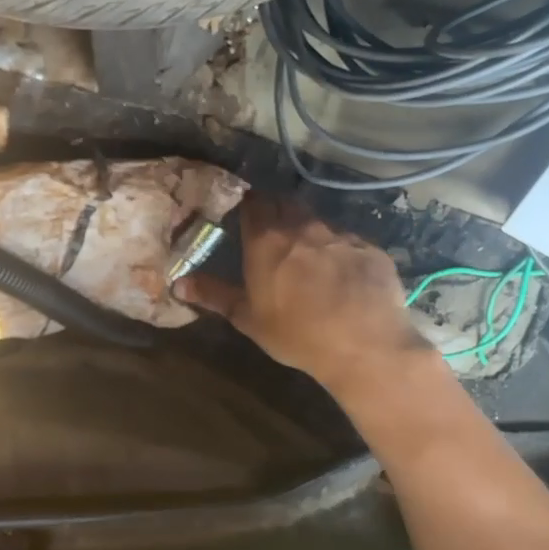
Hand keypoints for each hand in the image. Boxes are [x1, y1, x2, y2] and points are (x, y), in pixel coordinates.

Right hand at [176, 195, 432, 387]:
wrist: (366, 347)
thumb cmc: (297, 334)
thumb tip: (178, 284)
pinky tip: (338, 273)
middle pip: (284, 202)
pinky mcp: (370, 248)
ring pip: (316, 220)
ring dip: (305, 229)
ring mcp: (340, 235)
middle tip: (267, 230)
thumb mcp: (248, 318)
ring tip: (304, 253)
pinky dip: (336, 249)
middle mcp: (303, 227)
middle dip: (274, 209)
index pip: (253, 202)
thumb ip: (213, 295)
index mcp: (266, 240)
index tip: (240, 211)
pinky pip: (346, 240)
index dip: (246, 203)